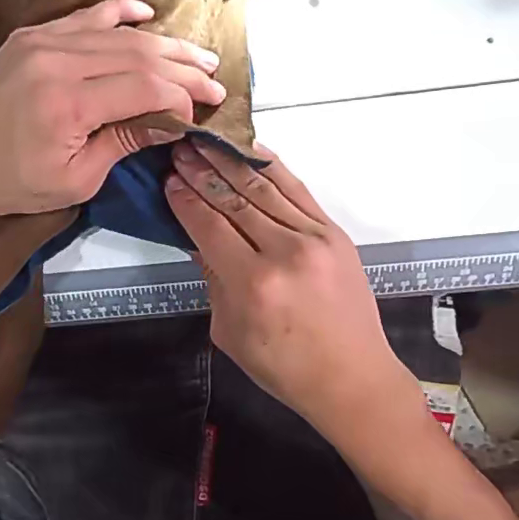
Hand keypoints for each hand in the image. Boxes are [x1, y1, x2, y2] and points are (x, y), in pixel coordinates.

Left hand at [0, 0, 225, 220]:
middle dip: (183, 68)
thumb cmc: (14, 184)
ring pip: (117, 33)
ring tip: (196, 55)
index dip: (181, 97)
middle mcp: (56, 63)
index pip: (145, 87)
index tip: (202, 112)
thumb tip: (172, 122)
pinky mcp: (29, 37)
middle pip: (138, 54)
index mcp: (68, 104)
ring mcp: (40, 43)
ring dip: (162, 43)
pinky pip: (83, 17)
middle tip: (215, 79)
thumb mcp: (77, 179)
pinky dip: (117, 14)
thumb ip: (125, 143)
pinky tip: (145, 14)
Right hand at [164, 141, 421, 427]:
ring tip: (206, 142)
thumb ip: (213, 281)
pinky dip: (272, 167)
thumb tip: (199, 241)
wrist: (351, 378)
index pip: (209, 226)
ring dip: (230, 161)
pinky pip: (297, 190)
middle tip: (180, 149)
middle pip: (233, 200)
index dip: (185, 200)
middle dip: (202, 171)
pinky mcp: (334, 233)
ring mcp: (315, 239)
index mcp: (252, 284)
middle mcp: (284, 253)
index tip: (168, 180)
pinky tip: (251, 150)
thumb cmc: (283, 367)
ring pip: (264, 187)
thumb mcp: (229, 331)